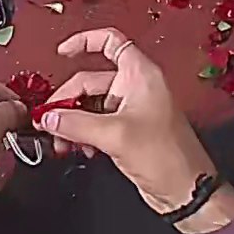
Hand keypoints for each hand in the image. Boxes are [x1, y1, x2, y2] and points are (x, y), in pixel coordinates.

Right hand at [41, 29, 233, 230]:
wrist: (185, 191)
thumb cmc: (164, 155)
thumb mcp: (115, 135)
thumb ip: (76, 123)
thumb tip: (47, 117)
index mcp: (139, 74)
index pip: (110, 42)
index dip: (84, 41)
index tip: (61, 52)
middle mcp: (135, 86)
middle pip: (90, 80)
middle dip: (67, 99)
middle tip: (48, 120)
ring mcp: (131, 108)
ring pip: (91, 104)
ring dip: (72, 121)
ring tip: (60, 142)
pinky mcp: (128, 130)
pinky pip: (97, 122)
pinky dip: (83, 132)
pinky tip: (78, 148)